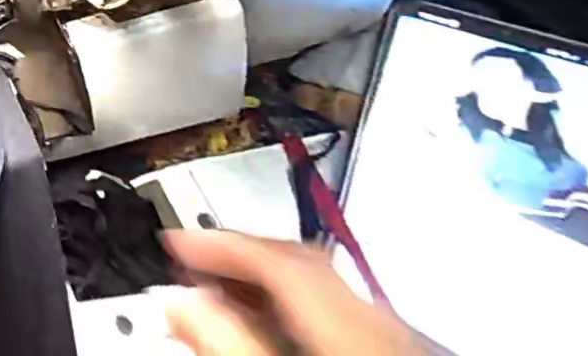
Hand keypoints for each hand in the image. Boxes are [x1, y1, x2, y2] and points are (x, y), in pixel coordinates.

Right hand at [162, 230, 423, 355]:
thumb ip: (234, 348)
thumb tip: (184, 303)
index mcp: (358, 339)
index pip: (278, 259)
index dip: (217, 243)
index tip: (176, 244)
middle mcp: (393, 336)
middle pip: (303, 268)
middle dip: (240, 260)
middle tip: (194, 267)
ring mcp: (411, 353)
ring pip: (327, 294)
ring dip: (267, 288)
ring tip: (226, 301)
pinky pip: (352, 325)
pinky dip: (301, 316)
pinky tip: (279, 335)